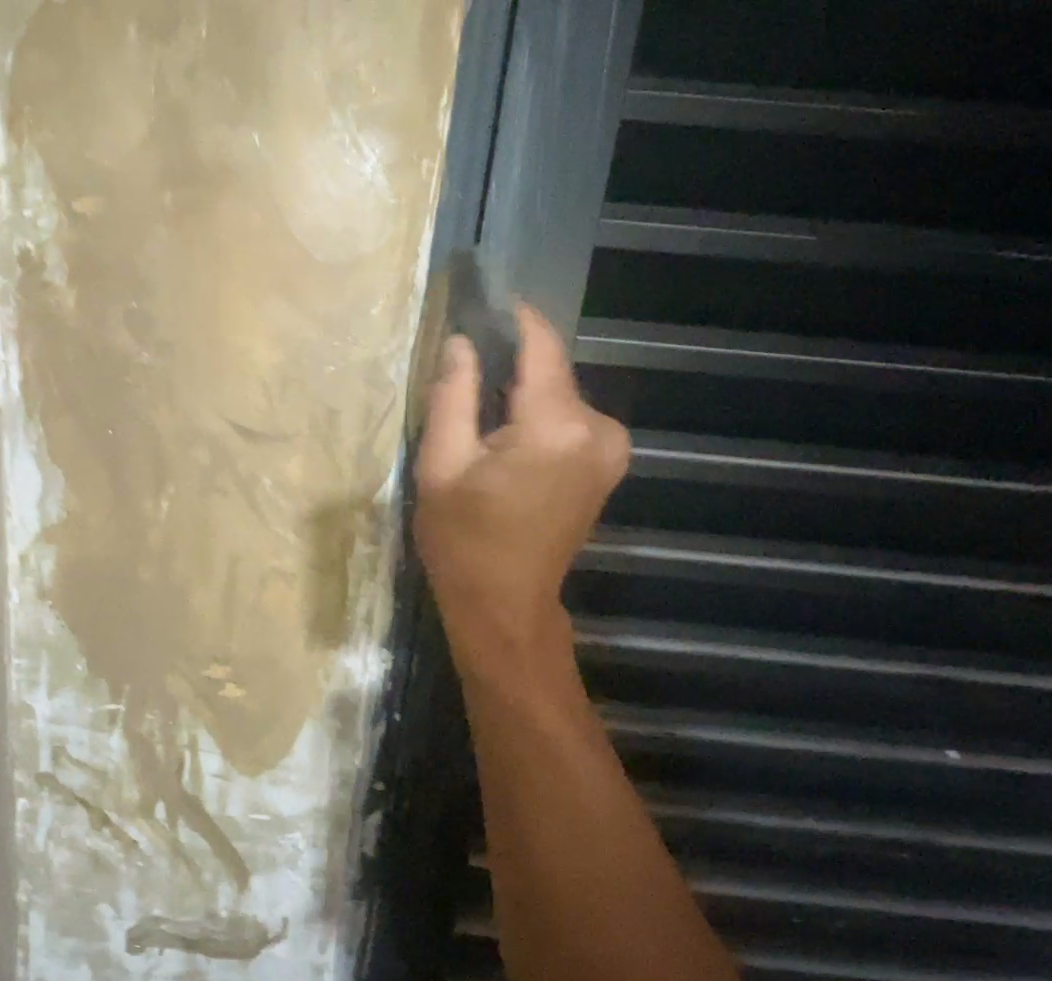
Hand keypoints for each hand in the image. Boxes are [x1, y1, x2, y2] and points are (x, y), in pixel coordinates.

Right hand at [414, 305, 630, 660]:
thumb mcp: (441, 467)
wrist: (506, 607)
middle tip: (460, 379)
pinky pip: (569, 420)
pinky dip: (538, 420)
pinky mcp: (607, 465)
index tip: (480, 302)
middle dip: (508, 367)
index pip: (541, 343)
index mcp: (556, 425)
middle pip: (549, 370)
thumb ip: (454, 395)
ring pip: (558, 395)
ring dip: (522, 397)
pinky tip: (505, 446)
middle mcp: (598, 428)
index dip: (512, 317)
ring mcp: (611, 449)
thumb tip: (461, 341)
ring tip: (478, 424)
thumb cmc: (464, 542)